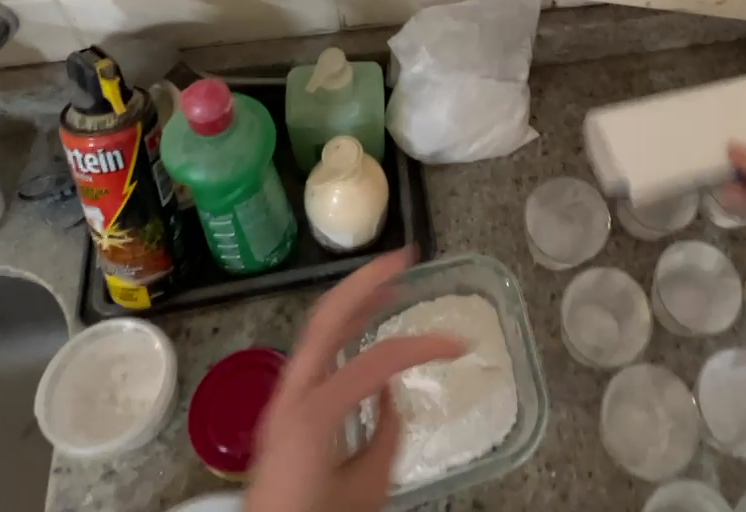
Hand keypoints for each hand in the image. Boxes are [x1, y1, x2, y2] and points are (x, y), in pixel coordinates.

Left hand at [246, 249, 464, 511]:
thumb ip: (385, 431)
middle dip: (369, 279)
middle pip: (329, 314)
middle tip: (407, 256)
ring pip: (319, 323)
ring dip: (356, 295)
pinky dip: (343, 322)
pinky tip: (365, 319)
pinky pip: (317, 346)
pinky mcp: (287, 401)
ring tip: (392, 278)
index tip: (460, 345)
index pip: (378, 360)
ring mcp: (285, 392)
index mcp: (314, 412)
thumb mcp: (366, 488)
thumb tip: (391, 391)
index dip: (424, 345)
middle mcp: (293, 390)